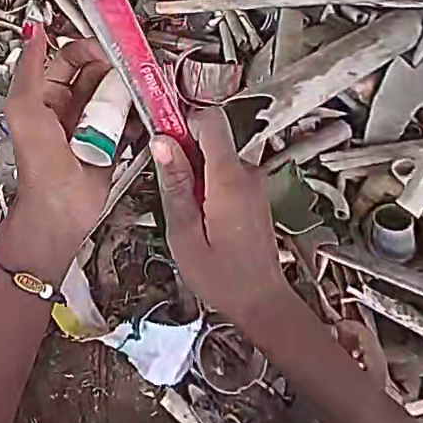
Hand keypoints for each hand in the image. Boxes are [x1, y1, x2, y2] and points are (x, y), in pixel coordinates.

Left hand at [0, 24, 114, 276]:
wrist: (61, 208)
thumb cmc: (39, 164)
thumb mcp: (24, 108)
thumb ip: (29, 68)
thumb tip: (33, 32)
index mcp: (45, 96)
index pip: (68, 58)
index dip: (87, 49)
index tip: (104, 48)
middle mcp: (70, 107)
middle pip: (97, 73)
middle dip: (112, 69)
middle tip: (124, 71)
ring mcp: (92, 125)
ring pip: (116, 95)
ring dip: (126, 92)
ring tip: (132, 95)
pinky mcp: (112, 143)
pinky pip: (129, 122)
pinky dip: (136, 118)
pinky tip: (139, 117)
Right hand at [153, 107, 302, 326]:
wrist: (262, 303)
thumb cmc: (221, 276)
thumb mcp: (184, 233)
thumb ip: (174, 184)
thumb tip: (162, 142)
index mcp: (229, 180)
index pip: (210, 121)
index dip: (182, 119)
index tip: (160, 131)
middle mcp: (247, 173)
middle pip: (210, 138)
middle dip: (182, 151)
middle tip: (164, 183)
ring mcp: (254, 182)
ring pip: (215, 156)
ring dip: (193, 171)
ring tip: (182, 208)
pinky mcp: (254, 192)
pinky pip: (224, 172)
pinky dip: (206, 182)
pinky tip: (198, 214)